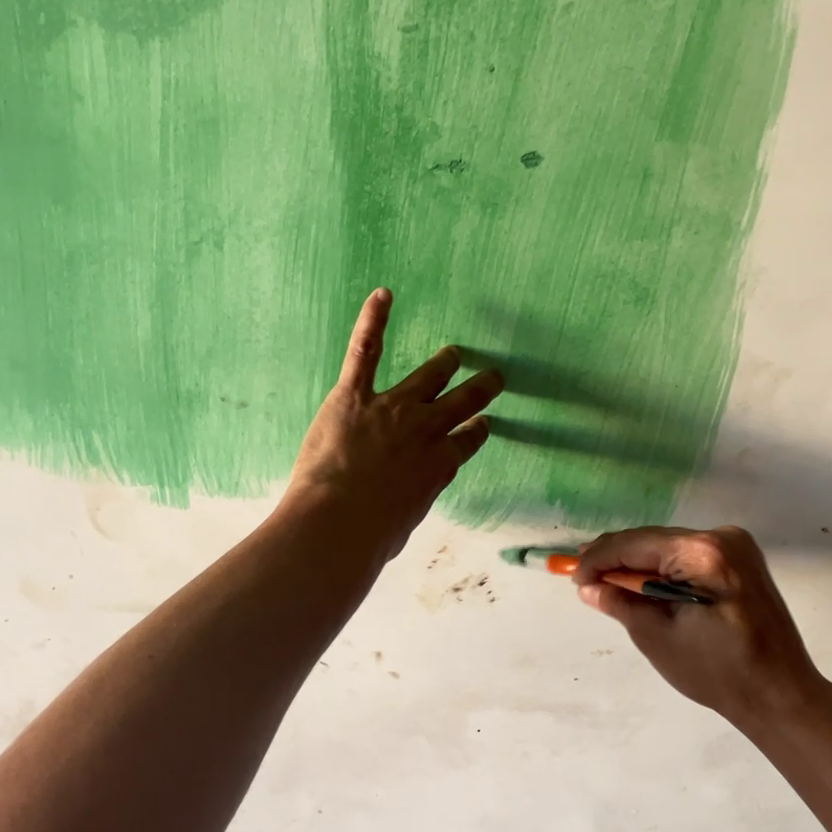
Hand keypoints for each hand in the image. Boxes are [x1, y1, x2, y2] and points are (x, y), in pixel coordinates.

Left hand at [286, 289, 503, 555]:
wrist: (339, 522)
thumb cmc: (370, 536)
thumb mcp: (402, 525)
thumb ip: (406, 504)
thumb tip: (395, 508)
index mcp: (440, 465)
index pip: (468, 442)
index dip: (477, 431)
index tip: (483, 425)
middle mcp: (426, 430)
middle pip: (461, 403)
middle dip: (479, 390)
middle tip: (492, 378)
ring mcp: (393, 407)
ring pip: (428, 377)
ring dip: (445, 363)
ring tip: (454, 353)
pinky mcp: (355, 395)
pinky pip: (366, 351)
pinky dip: (373, 321)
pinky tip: (383, 295)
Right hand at [575, 527, 821, 719]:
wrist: (781, 695)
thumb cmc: (718, 672)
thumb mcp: (657, 638)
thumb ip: (621, 603)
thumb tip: (589, 587)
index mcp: (704, 553)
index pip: (636, 544)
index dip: (599, 558)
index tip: (573, 577)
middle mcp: (722, 537)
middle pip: (653, 540)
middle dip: (617, 558)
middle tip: (583, 577)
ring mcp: (737, 546)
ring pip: (669, 546)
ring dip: (638, 563)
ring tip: (606, 580)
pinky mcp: (742, 561)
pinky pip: (688, 556)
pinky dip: (663, 568)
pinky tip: (643, 583)